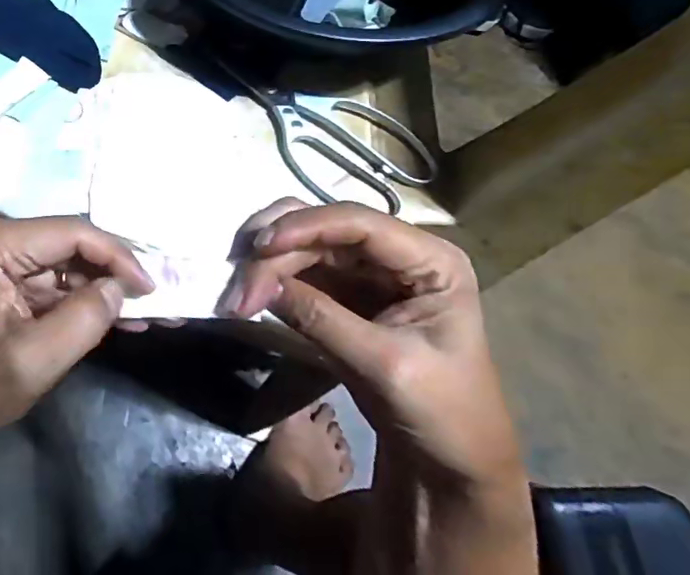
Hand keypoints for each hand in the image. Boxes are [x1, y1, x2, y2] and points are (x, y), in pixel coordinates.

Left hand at [0, 216, 153, 443]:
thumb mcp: (34, 361)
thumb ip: (83, 319)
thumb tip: (123, 288)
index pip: (73, 233)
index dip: (117, 256)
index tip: (150, 289)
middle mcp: (7, 239)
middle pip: (79, 243)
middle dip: (120, 271)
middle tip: (160, 296)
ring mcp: (16, 258)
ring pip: (80, 261)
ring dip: (113, 287)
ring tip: (154, 310)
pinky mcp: (24, 279)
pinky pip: (70, 280)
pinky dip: (98, 299)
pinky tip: (129, 317)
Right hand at [221, 201, 522, 495]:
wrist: (452, 466)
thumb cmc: (442, 415)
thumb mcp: (385, 367)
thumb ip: (324, 320)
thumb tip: (262, 286)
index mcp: (430, 259)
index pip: (360, 223)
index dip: (307, 226)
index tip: (260, 248)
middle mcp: (400, 252)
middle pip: (327, 230)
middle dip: (278, 252)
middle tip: (239, 291)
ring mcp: (373, 270)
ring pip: (309, 245)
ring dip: (269, 265)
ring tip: (237, 297)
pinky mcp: (350, 292)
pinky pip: (305, 271)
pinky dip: (275, 280)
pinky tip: (251, 296)